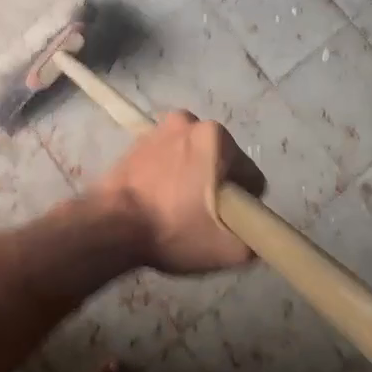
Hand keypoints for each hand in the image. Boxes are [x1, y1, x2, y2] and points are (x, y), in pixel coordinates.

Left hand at [92, 110, 264, 273]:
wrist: (112, 223)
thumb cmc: (175, 229)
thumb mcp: (232, 249)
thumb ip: (259, 237)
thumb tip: (255, 229)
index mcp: (216, 136)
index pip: (249, 176)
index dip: (245, 205)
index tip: (228, 224)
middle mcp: (188, 122)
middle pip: (220, 163)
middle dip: (217, 187)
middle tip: (203, 219)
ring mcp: (159, 129)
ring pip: (193, 160)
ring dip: (193, 180)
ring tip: (179, 211)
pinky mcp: (137, 141)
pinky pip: (168, 159)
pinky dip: (169, 175)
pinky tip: (160, 201)